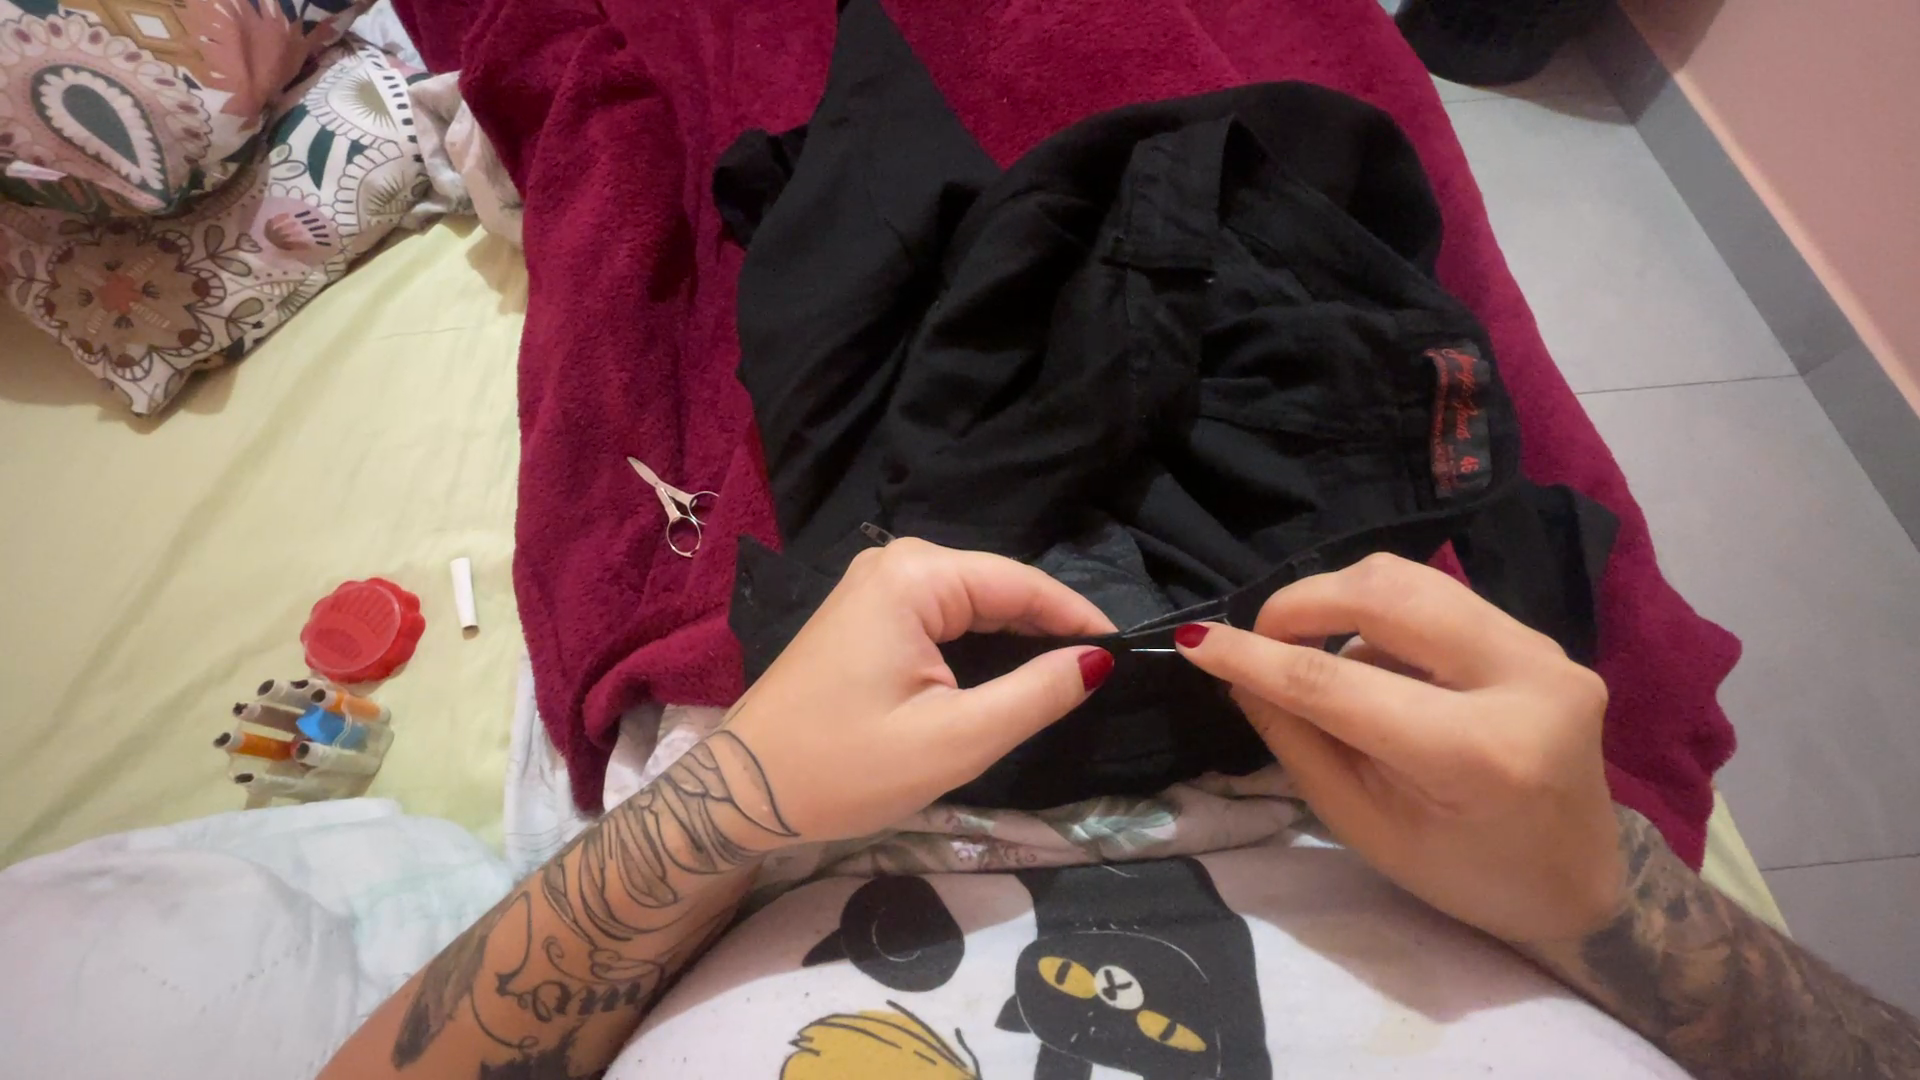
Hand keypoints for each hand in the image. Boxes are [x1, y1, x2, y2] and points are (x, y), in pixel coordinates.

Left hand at [723, 538, 1116, 844]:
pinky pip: (943, 614)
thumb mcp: (954, 740)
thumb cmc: (845, 768)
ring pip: (972, 601)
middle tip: (1099, 671)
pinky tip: (1006, 666)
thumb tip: (1096, 660)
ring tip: (1065, 671)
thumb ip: (1034, 693)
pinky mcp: (868, 610)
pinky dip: (980, 640)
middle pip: (997, 586)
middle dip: (1049, 626)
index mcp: (915, 577)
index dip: (1078, 616)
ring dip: (1016, 634)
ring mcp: (877, 584)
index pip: (1022, 584)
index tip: (1125, 650)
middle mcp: (896, 562)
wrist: (743, 791)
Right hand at [1175, 553, 1623, 944]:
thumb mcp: (1357, 821)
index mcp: (1479, 755)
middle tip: (1260, 639)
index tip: (1193, 642)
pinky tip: (1368, 661)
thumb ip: (1293, 736)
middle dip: (1299, 604)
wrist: (1581, 882)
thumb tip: (1235, 670)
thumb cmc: (1459, 871)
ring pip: (1405, 578)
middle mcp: (1525, 680)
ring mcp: (1541, 647)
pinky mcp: (1536, 635)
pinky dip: (1372, 614)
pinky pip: (1430, 594)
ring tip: (1308, 646)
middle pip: (1382, 593)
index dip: (1253, 656)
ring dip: (1334, 601)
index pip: (1336, 682)